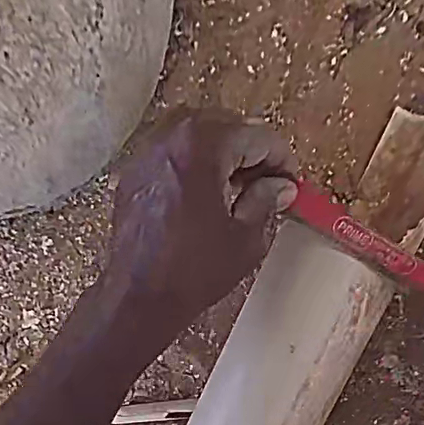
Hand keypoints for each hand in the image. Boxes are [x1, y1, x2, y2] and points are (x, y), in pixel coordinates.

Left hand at [105, 108, 298, 326]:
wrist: (141, 298)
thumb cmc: (191, 273)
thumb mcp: (244, 239)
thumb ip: (265, 202)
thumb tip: (280, 187)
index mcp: (203, 147)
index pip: (255, 135)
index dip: (280, 159)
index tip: (290, 180)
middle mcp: (170, 138)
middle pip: (224, 126)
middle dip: (251, 152)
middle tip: (269, 184)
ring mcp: (146, 155)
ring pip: (195, 136)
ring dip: (222, 155)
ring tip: (238, 189)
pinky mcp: (133, 176)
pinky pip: (172, 155)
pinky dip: (193, 166)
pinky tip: (205, 197)